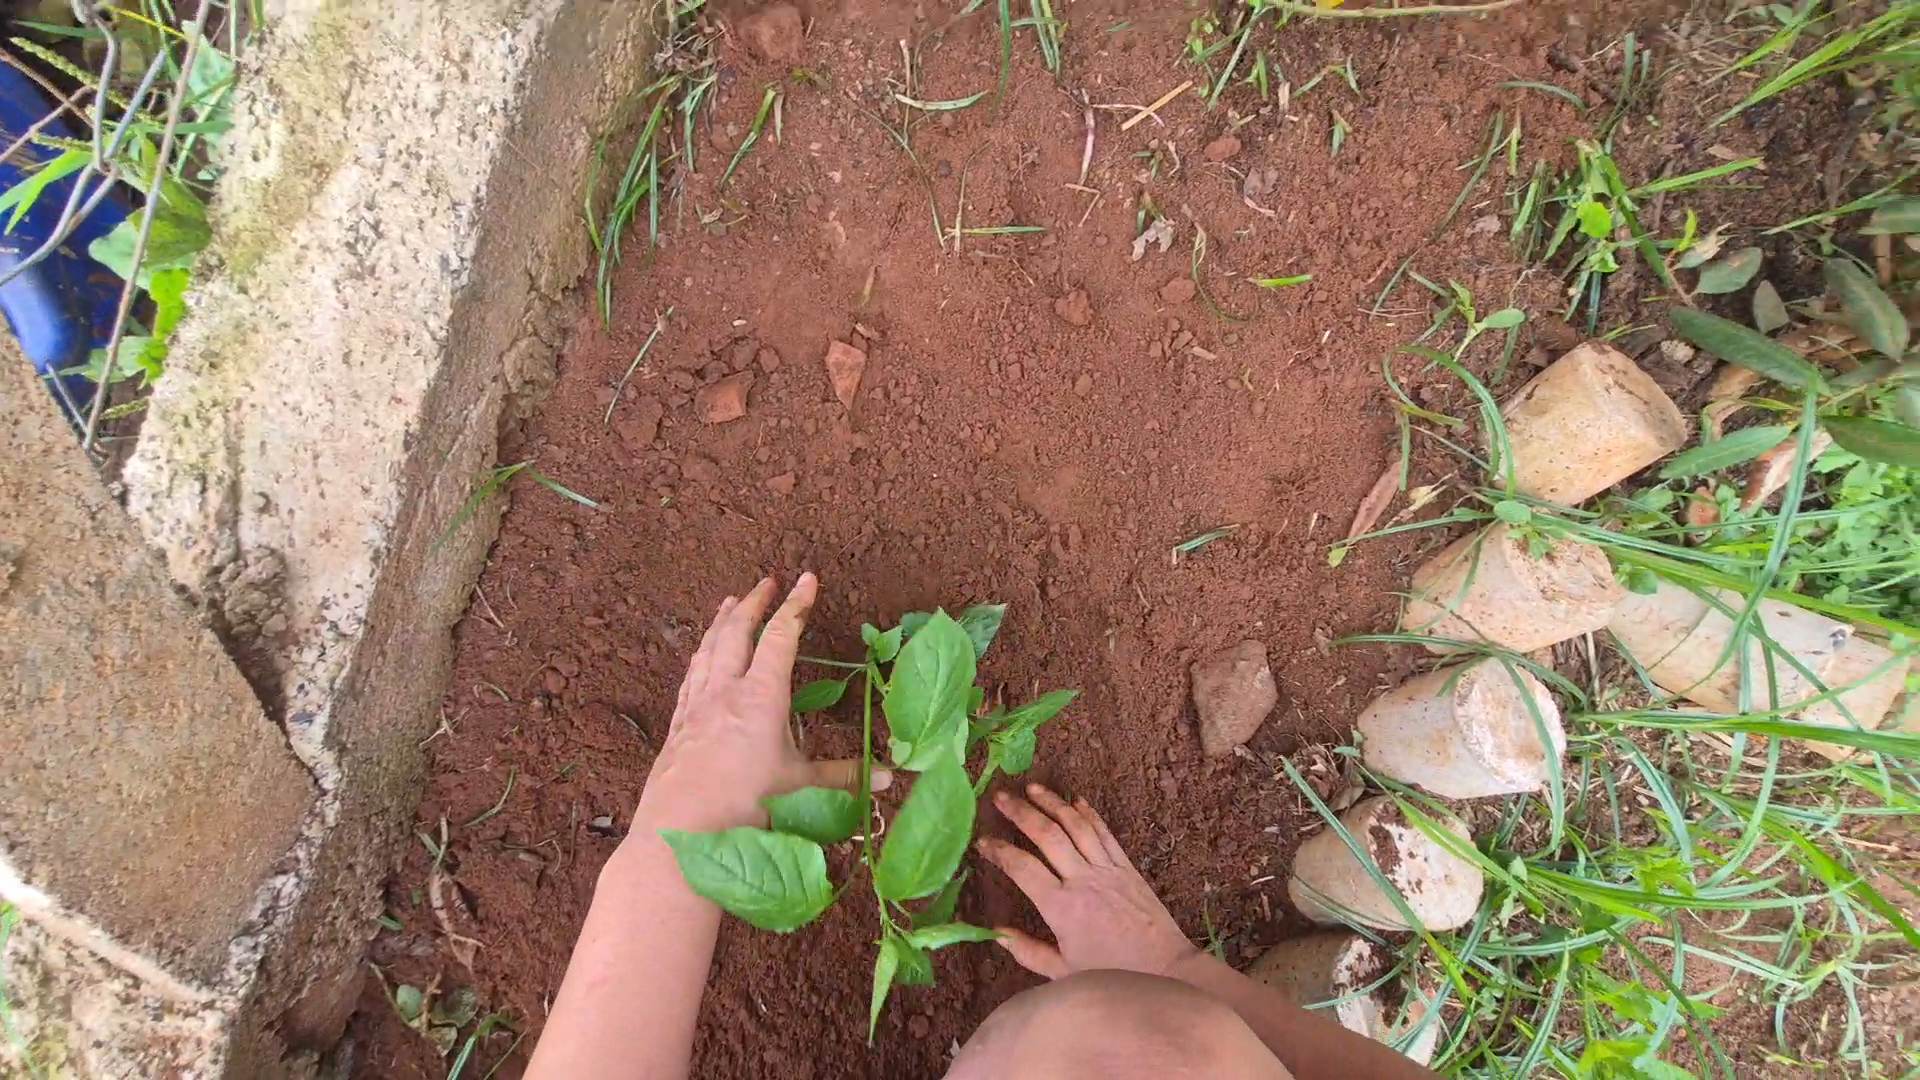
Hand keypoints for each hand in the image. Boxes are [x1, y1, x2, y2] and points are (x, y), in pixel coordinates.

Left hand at [635, 573, 884, 834]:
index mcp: (761, 695)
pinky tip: (701, 656)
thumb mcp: (802, 787)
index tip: (808, 578)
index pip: (781, 636)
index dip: (797, 604)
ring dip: (722, 621)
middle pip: (738, 631)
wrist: (679, 833)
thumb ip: (844, 776)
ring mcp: (698, 705)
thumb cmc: (746, 805)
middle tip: (766, 582)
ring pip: (709, 648)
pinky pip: (691, 676)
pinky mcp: (679, 724)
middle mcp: (727, 690)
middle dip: (754, 602)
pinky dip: (701, 655)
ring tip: (729, 603)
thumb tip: (890, 778)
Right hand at [977, 784, 1197, 979]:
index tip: (983, 841)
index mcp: (1061, 907)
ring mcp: (1106, 868)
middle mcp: (1082, 880)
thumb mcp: (1064, 975)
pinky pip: (1104, 832)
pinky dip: (1088, 813)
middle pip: (1046, 835)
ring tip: (1031, 787)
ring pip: (1074, 825)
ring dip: (1051, 802)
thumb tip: (995, 933)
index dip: (1000, 851)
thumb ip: (1028, 952)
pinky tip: (1074, 799)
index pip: (1022, 868)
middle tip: (999, 797)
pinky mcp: (1126, 865)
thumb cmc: (1112, 976)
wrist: (1166, 970)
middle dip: (1020, 812)